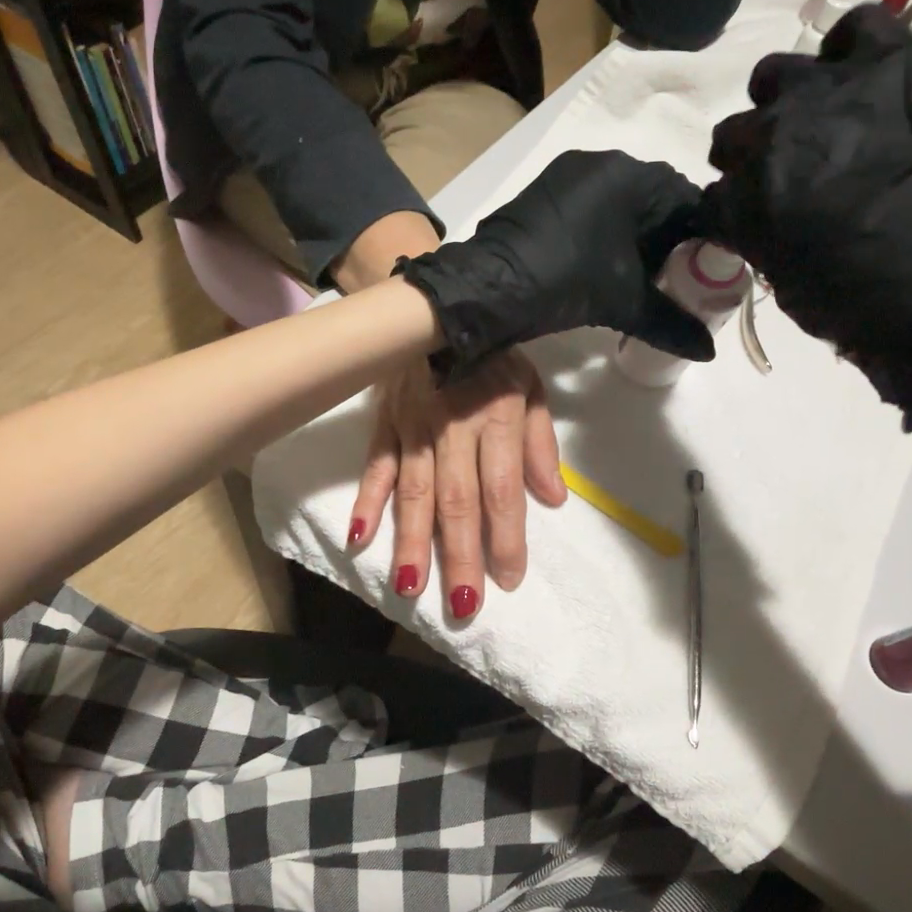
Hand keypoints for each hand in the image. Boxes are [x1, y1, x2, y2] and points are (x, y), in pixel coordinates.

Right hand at [348, 351, 564, 618]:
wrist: (436, 308)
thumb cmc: (494, 354)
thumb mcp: (530, 387)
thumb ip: (540, 443)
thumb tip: (553, 500)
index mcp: (497, 417)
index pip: (502, 488)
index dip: (505, 536)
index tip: (508, 580)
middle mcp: (453, 427)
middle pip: (457, 499)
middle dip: (460, 553)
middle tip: (463, 604)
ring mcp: (413, 427)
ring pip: (413, 491)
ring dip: (412, 540)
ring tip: (411, 587)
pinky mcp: (384, 424)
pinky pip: (374, 467)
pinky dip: (366, 501)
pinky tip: (359, 538)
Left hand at [399, 150, 713, 381]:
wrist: (487, 288)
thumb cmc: (563, 283)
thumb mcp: (624, 304)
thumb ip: (670, 323)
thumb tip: (708, 351)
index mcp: (630, 176)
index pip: (688, 200)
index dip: (703, 237)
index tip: (708, 270)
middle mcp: (602, 164)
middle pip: (655, 201)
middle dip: (669, 241)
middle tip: (680, 280)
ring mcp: (568, 177)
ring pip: (623, 206)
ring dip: (638, 240)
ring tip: (647, 279)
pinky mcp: (545, 195)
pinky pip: (593, 210)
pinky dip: (608, 236)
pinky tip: (610, 269)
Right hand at [700, 4, 911, 427]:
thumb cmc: (871, 311)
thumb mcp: (792, 285)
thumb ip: (765, 240)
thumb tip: (766, 220)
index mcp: (743, 203)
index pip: (714, 196)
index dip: (733, 210)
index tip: (752, 222)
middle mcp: (772, 140)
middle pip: (734, 134)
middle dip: (751, 158)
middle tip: (788, 178)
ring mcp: (831, 95)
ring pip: (777, 75)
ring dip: (789, 104)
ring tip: (822, 127)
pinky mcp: (894, 66)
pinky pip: (858, 31)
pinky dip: (852, 52)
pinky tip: (863, 82)